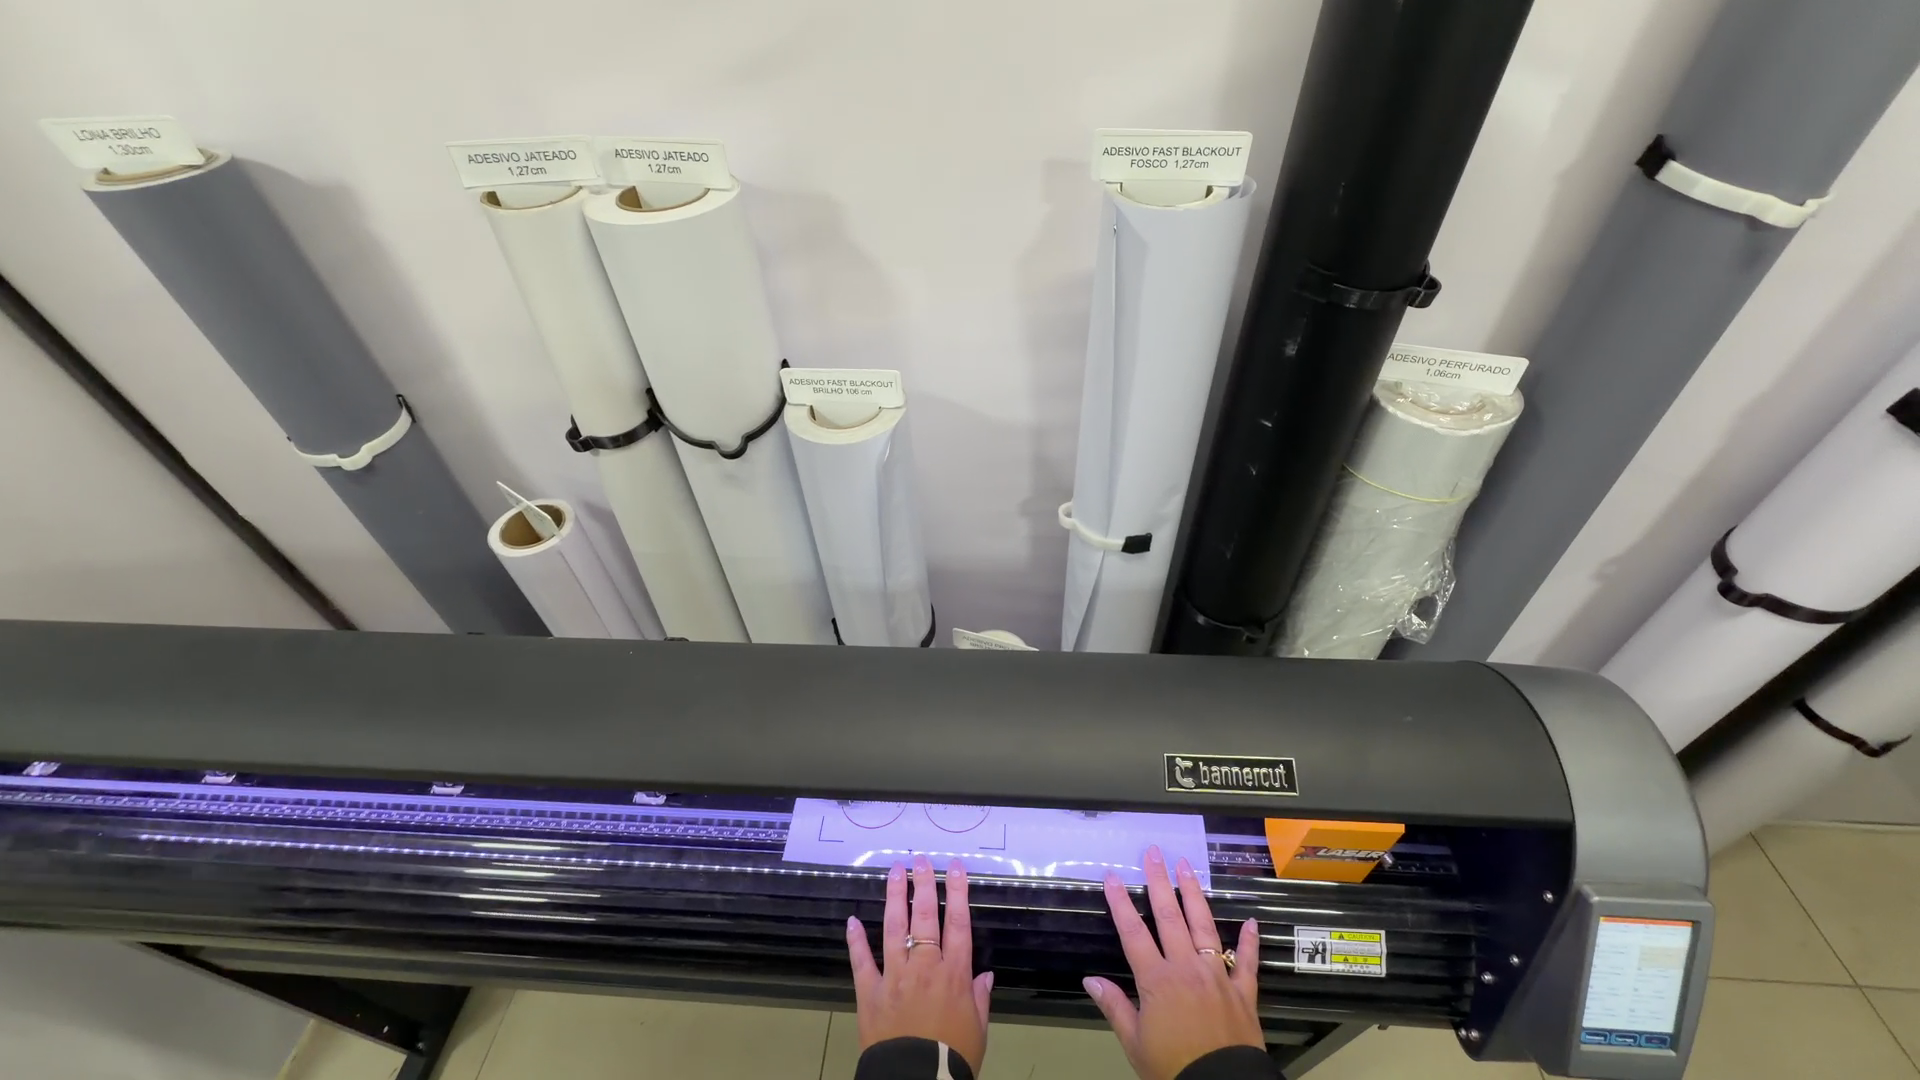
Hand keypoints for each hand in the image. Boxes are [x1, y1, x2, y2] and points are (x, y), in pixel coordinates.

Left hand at [847, 856, 993, 1073]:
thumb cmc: (954, 1057)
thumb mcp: (978, 1029)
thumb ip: (980, 998)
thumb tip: (986, 974)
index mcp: (954, 974)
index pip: (958, 923)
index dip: (958, 892)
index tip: (955, 867)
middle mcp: (924, 966)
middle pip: (925, 916)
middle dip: (923, 884)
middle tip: (920, 858)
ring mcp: (894, 976)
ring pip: (894, 927)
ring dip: (894, 896)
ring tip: (894, 870)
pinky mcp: (869, 992)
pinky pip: (861, 961)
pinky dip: (856, 940)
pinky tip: (852, 919)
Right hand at [1084, 846, 1263, 1079]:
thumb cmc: (1171, 1068)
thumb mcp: (1135, 1043)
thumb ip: (1115, 1006)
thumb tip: (1090, 978)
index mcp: (1156, 980)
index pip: (1133, 932)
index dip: (1120, 902)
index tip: (1112, 875)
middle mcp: (1186, 967)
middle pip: (1169, 916)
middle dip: (1160, 881)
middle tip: (1154, 852)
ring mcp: (1217, 976)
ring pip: (1204, 926)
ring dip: (1194, 894)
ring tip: (1187, 866)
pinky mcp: (1243, 992)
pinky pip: (1246, 961)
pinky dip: (1249, 941)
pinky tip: (1251, 921)